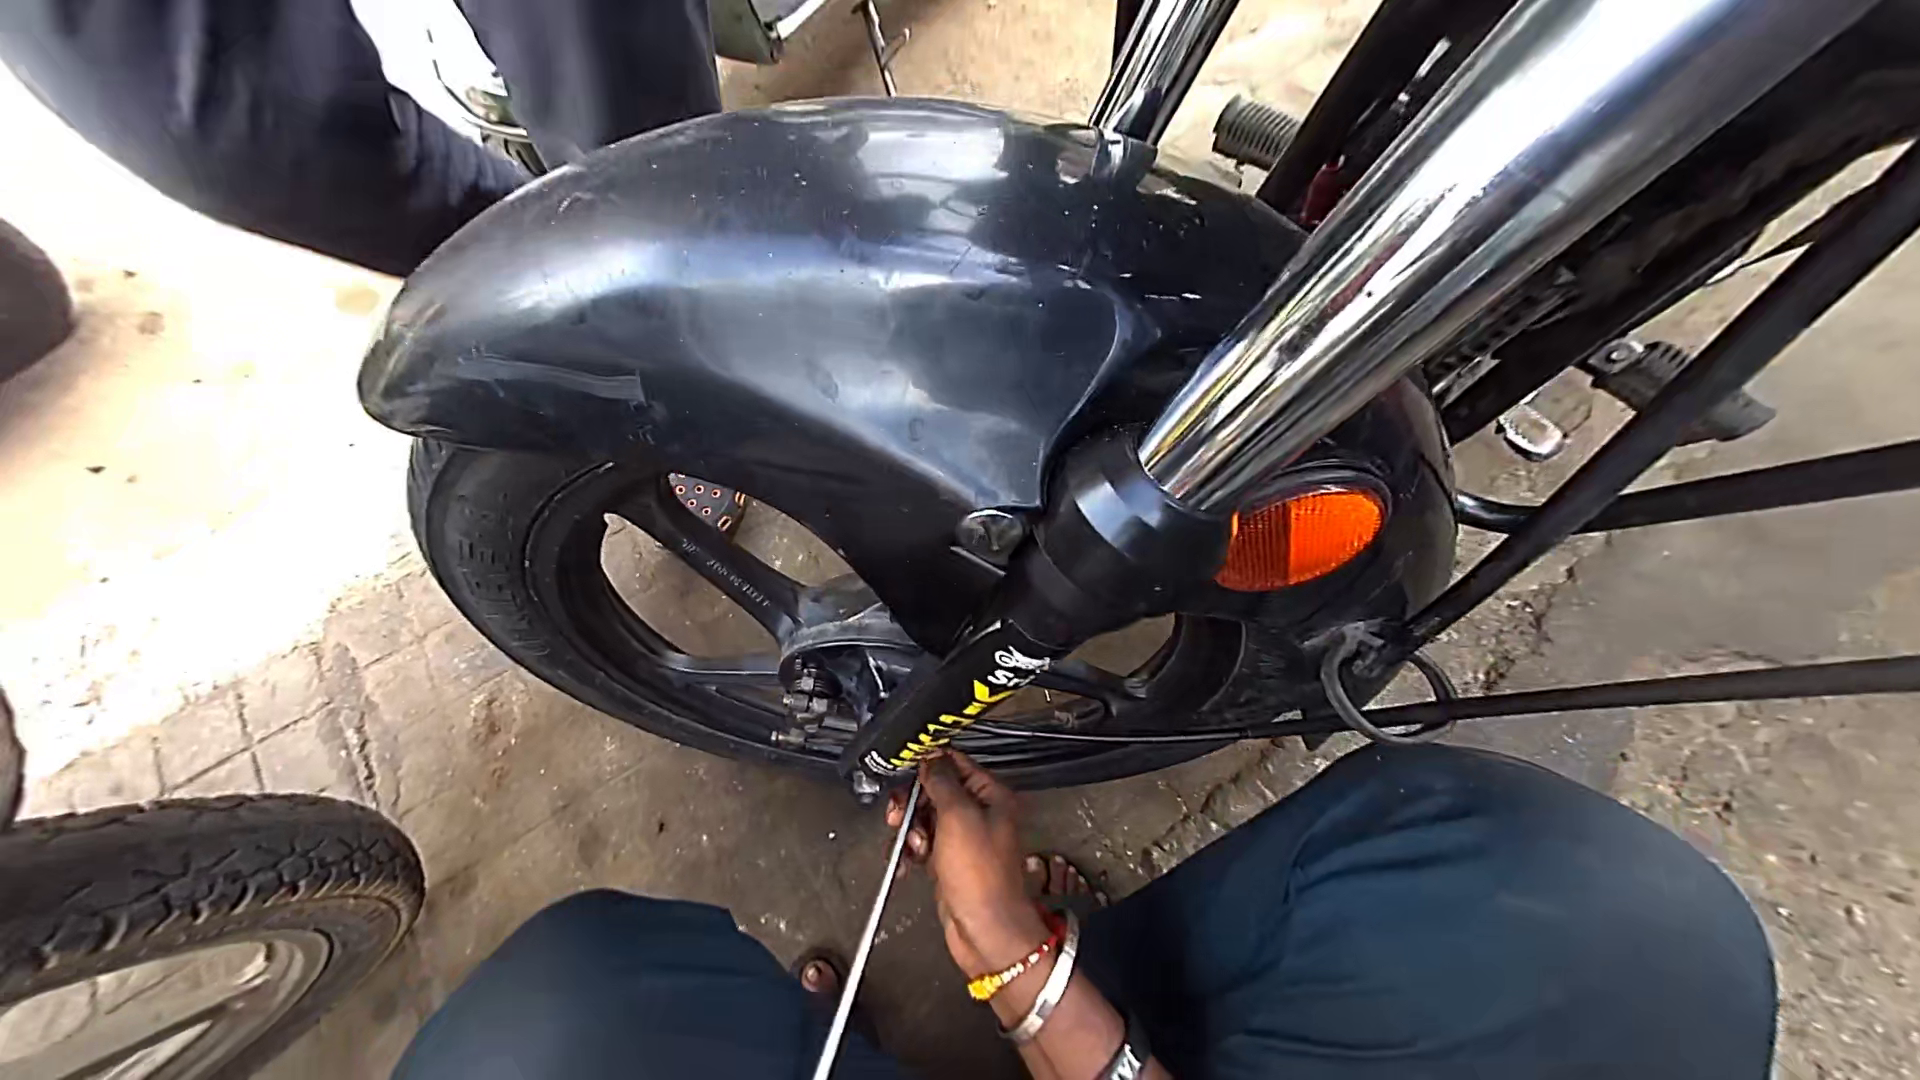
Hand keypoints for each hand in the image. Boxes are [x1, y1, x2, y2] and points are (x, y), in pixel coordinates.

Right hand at [887, 752, 1050, 978]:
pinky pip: (923, 842)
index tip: (905, 768)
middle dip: (914, 801)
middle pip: (936, 790)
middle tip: (899, 815)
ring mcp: (963, 837)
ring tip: (911, 846)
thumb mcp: (958, 816)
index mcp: (990, 794)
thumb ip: (942, 781)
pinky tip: (907, 862)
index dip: (929, 764)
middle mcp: (979, 812)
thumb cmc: (979, 872)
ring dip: (911, 829)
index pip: (956, 763)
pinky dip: (911, 850)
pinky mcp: (948, 860)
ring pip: (925, 816)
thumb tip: (930, 757)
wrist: (985, 931)